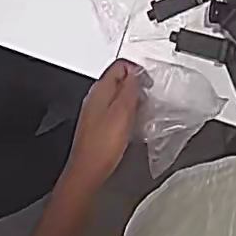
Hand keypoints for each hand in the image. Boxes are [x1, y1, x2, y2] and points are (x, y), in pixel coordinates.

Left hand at [59, 58, 141, 196]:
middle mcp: (95, 97)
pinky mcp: (98, 124)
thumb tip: (135, 72)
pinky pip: (114, 110)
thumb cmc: (103, 145)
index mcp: (100, 89)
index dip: (136, 70)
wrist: (88, 170)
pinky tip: (131, 124)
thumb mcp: (123, 111)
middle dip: (135, 85)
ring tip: (141, 111)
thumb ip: (130, 89)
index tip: (147, 82)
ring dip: (132, 100)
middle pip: (118, 79)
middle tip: (146, 97)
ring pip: (117, 95)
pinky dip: (126, 112)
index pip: (119, 65)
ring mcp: (95, 110)